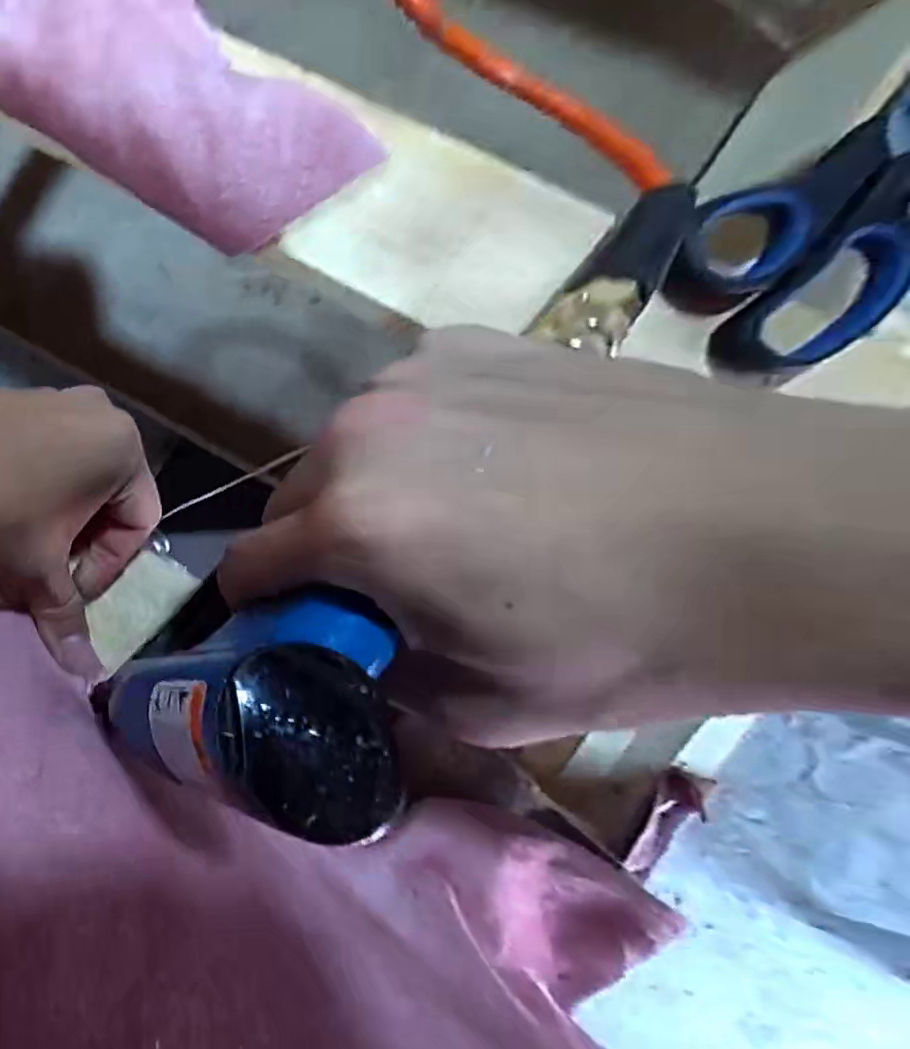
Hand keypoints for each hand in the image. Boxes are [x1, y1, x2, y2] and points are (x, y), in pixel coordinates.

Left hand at [0, 387, 158, 680]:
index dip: (103, 571)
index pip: (137, 526)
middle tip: (40, 573)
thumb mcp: (33, 569)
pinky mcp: (9, 401)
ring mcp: (49, 399)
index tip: (64, 592)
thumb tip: (84, 673)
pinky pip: (38, 458)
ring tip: (12, 549)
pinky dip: (27, 493)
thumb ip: (65, 616)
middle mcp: (96, 411)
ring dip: (50, 522)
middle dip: (75, 546)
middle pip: (103, 501)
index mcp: (121, 445)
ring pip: (68, 480)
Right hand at [217, 327, 909, 745]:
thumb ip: (370, 673)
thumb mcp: (478, 703)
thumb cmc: (635, 635)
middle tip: (389, 576)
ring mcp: (405, 378)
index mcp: (350, 525)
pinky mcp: (457, 345)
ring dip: (359, 489)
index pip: (243, 566)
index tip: (305, 620)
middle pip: (284, 505)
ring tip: (447, 513)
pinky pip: (392, 404)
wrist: (806, 530)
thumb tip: (334, 643)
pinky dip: (410, 438)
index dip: (263, 604)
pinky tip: (485, 458)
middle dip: (314, 546)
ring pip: (334, 452)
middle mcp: (354, 437)